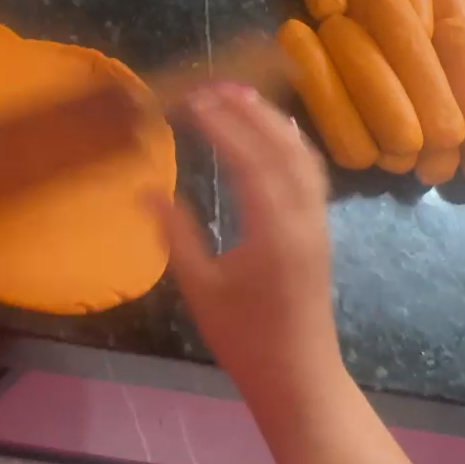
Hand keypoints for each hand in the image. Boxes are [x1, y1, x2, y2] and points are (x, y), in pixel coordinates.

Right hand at [154, 84, 345, 408]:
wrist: (299, 378)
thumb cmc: (244, 338)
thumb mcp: (200, 289)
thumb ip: (176, 235)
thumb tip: (145, 190)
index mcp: (274, 234)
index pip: (250, 162)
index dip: (222, 126)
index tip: (192, 101)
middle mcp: (304, 219)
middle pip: (284, 148)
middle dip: (250, 111)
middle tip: (213, 85)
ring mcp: (317, 222)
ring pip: (302, 157)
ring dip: (272, 121)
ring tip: (240, 95)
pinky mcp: (319, 229)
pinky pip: (310, 172)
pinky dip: (289, 142)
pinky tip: (270, 132)